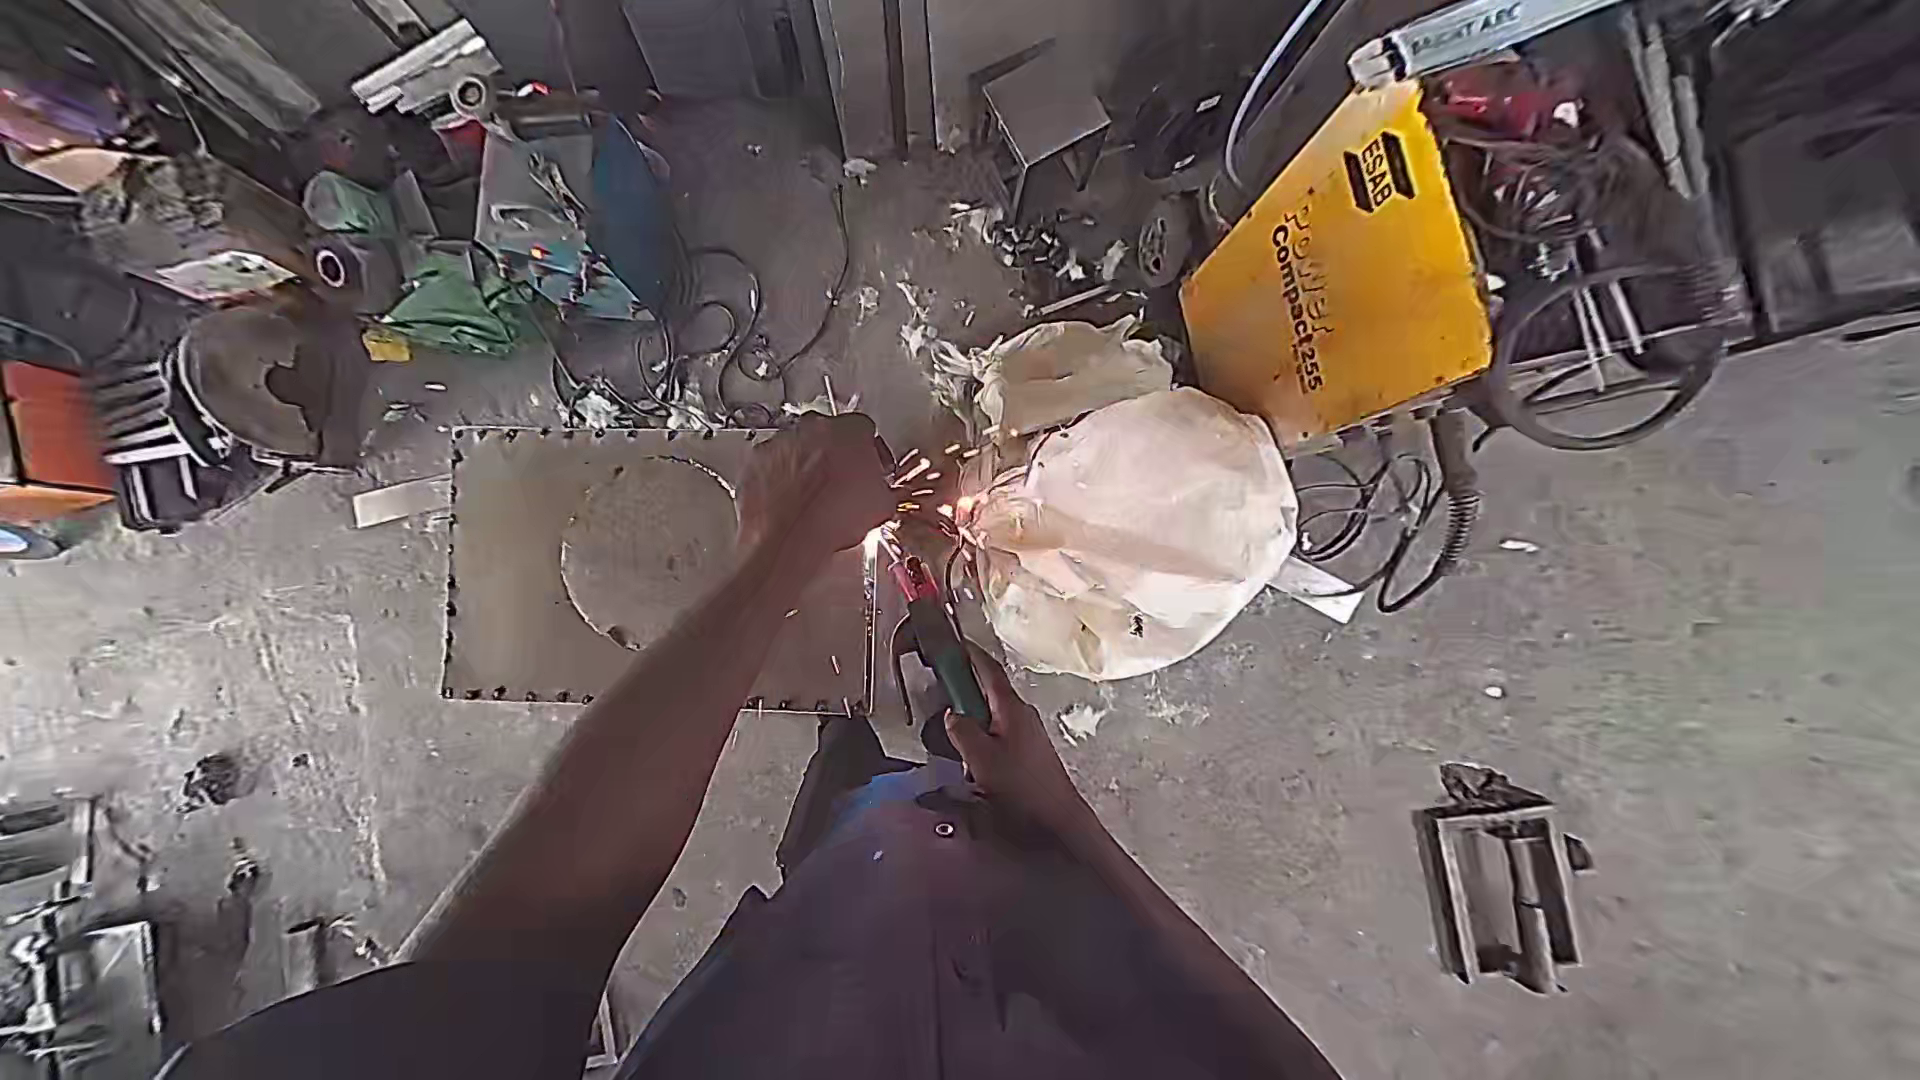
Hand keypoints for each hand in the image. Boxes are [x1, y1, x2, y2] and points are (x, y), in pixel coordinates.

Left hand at [737, 412, 894, 564]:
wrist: (789, 538)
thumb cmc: (831, 518)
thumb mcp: (881, 505)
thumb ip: (883, 488)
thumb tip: (881, 494)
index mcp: (848, 431)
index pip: (865, 430)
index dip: (871, 451)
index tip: (871, 467)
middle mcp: (812, 428)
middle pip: (829, 434)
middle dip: (837, 455)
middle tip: (844, 482)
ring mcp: (780, 442)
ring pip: (799, 447)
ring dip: (808, 465)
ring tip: (817, 497)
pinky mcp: (756, 462)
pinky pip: (773, 464)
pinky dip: (782, 478)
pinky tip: (793, 502)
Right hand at [944, 644, 1094, 837]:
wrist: (1058, 821)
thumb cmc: (1020, 787)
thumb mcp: (981, 758)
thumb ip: (963, 731)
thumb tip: (952, 713)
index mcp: (1011, 708)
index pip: (989, 670)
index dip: (971, 654)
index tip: (952, 643)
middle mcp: (1021, 714)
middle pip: (989, 691)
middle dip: (966, 688)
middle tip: (940, 690)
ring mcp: (1027, 732)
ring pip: (992, 714)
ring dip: (972, 717)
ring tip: (953, 735)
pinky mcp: (1028, 751)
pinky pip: (999, 732)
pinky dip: (982, 735)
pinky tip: (972, 760)